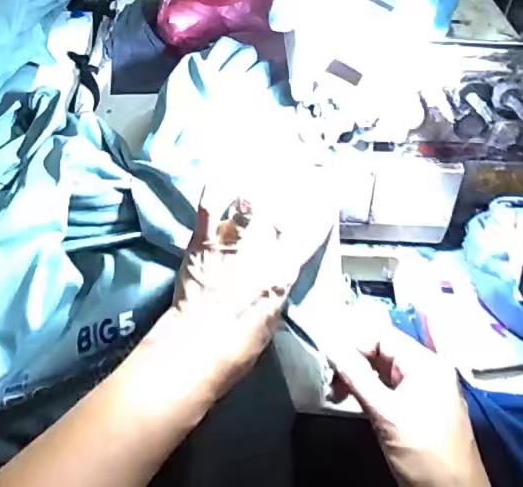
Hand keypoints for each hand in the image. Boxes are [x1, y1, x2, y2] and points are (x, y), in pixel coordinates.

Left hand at [145, 195, 327, 397]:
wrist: (197, 349)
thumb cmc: (238, 347)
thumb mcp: (272, 317)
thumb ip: (277, 286)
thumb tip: (276, 271)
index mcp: (283, 270)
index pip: (309, 234)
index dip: (320, 214)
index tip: (326, 198)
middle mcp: (262, 249)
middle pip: (279, 211)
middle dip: (285, 195)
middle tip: (286, 182)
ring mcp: (232, 241)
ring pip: (248, 202)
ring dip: (254, 190)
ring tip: (258, 173)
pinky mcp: (204, 239)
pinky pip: (210, 205)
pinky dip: (215, 189)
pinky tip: (219, 176)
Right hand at [326, 325, 489, 486]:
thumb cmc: (424, 456)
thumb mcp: (385, 415)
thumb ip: (356, 377)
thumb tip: (331, 347)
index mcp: (426, 362)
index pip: (383, 336)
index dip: (355, 345)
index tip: (331, 363)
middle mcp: (430, 368)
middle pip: (386, 350)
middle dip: (357, 362)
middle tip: (333, 383)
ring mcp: (430, 388)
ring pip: (388, 370)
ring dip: (364, 378)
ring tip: (341, 393)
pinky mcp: (426, 407)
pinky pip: (396, 387)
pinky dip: (376, 391)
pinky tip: (360, 400)